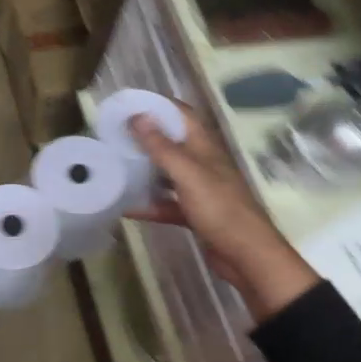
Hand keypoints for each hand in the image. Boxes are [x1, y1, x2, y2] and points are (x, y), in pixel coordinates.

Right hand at [126, 106, 320, 320]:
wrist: (247, 256)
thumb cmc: (220, 210)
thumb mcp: (188, 174)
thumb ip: (162, 147)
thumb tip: (138, 116)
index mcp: (205, 147)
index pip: (181, 114)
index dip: (157, 106)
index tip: (127, 106)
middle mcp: (203, 164)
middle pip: (171, 143)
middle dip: (145, 138)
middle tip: (113, 137)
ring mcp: (199, 190)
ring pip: (167, 174)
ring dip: (144, 170)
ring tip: (115, 166)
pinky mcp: (195, 214)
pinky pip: (167, 204)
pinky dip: (149, 205)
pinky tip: (126, 208)